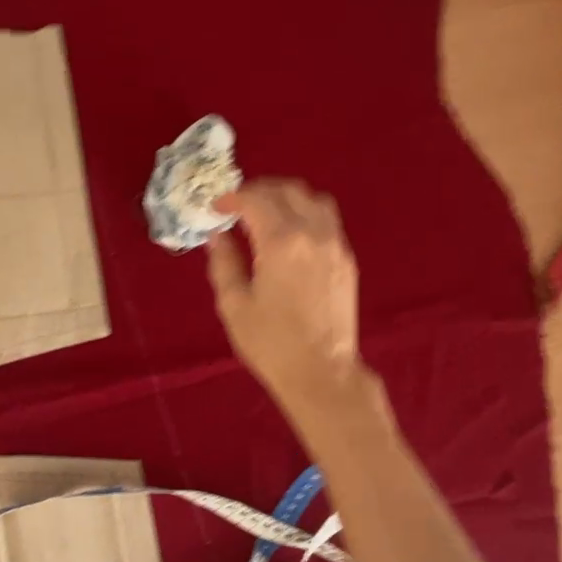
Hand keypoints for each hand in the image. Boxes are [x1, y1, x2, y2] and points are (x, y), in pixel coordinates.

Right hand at [206, 179, 364, 402]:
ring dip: (285, 198)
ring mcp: (335, 244)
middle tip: (237, 204)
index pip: (256, 202)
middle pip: (288, 191)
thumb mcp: (233, 305)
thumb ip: (224, 263)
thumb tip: (218, 237)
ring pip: (313, 200)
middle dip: (259, 191)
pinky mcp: (346, 259)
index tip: (216, 207)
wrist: (320, 370)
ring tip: (264, 213)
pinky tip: (287, 234)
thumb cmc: (269, 342)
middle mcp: (313, 233)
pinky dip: (303, 214)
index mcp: (281, 243)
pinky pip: (326, 220)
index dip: (233, 198)